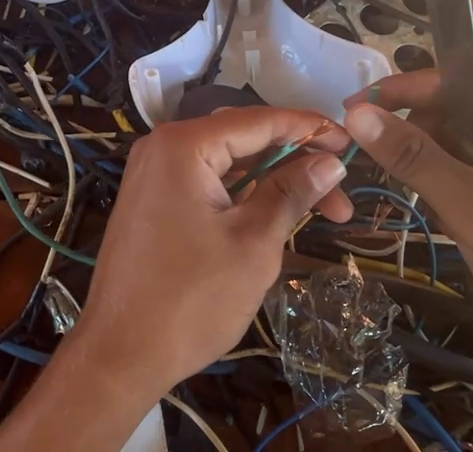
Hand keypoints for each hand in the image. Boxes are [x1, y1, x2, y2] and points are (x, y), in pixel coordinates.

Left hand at [75, 106, 353, 396]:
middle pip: (242, 137)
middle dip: (295, 159)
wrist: (120, 352)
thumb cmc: (191, 299)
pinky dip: (243, 193)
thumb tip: (330, 161)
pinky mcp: (153, 199)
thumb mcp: (253, 244)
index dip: (308, 128)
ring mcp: (154, 173)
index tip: (352, 140)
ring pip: (227, 162)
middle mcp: (163, 146)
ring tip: (324, 210)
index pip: (258, 120)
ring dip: (273, 180)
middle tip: (341, 191)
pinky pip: (206, 181)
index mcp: (184, 145)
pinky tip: (277, 212)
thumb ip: (290, 193)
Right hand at [344, 72, 472, 368]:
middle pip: (457, 115)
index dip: (399, 94)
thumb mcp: (471, 208)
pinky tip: (458, 223)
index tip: (351, 110)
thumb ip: (412, 156)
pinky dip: (458, 193)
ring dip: (439, 173)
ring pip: (465, 149)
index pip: (453, 84)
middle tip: (390, 172)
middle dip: (420, 142)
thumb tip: (356, 112)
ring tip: (436, 209)